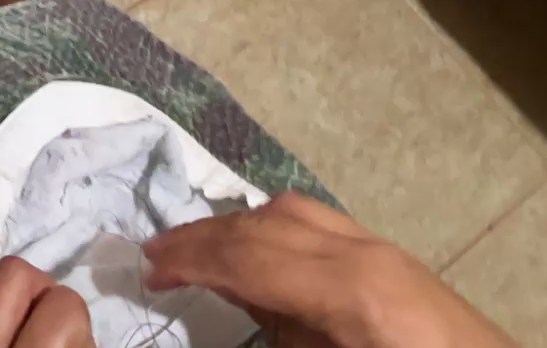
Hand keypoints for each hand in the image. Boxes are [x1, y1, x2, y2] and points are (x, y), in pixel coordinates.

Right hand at [142, 192, 515, 347]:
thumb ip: (284, 334)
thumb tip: (233, 293)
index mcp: (354, 293)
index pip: (248, 257)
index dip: (191, 258)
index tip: (148, 269)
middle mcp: (366, 254)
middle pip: (264, 224)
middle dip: (204, 236)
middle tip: (157, 254)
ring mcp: (387, 251)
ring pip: (291, 211)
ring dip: (238, 226)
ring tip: (201, 252)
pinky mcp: (398, 262)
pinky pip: (320, 224)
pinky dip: (274, 229)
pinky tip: (261, 255)